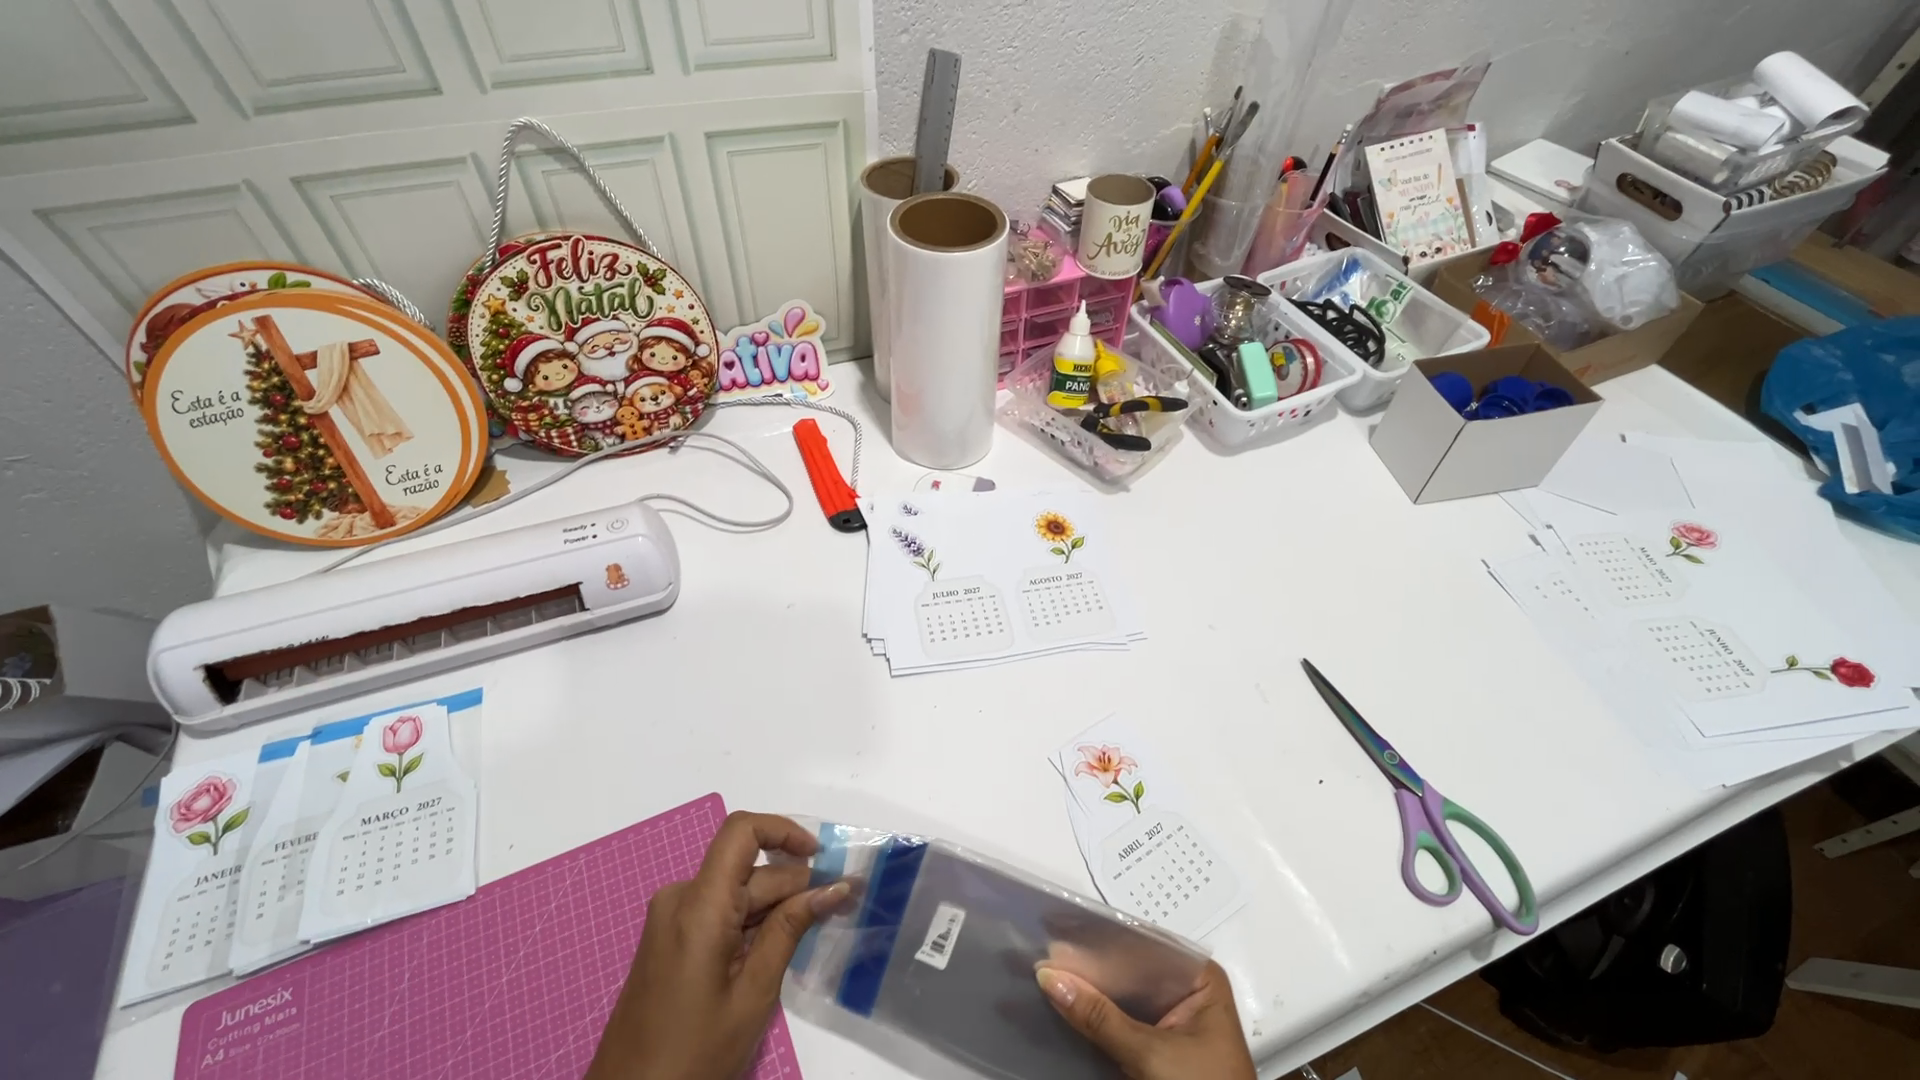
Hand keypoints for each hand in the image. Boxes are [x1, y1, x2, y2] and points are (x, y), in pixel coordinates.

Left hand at [586, 811, 849, 1079]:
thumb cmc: (694, 1054)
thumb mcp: (753, 993)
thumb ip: (790, 930)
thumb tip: (834, 887)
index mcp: (698, 905)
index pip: (741, 832)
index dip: (784, 830)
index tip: (820, 856)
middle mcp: (680, 899)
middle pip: (747, 868)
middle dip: (794, 881)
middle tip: (840, 906)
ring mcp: (670, 918)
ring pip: (736, 891)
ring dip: (775, 904)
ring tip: (816, 929)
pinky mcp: (669, 938)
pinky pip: (719, 911)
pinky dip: (752, 921)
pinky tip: (778, 946)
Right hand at [1036, 960, 1255, 1079]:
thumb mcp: (1150, 1056)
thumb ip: (1099, 1017)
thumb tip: (1048, 977)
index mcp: (1201, 979)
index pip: (1144, 945)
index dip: (1100, 940)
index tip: (1057, 931)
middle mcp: (1190, 991)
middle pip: (1132, 970)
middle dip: (1090, 967)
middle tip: (1043, 955)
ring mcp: (1176, 1020)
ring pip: (1126, 996)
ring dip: (1091, 992)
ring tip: (1046, 976)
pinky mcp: (1161, 1047)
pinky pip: (1125, 1020)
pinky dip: (1099, 1017)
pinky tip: (1066, 1007)